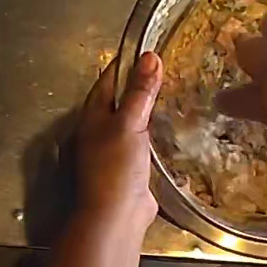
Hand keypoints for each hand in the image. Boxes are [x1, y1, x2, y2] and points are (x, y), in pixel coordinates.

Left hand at [77, 51, 162, 232]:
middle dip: (139, 88)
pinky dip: (156, 137)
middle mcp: (100, 131)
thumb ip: (141, 93)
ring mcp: (115, 151)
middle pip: (120, 102)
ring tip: (172, 99)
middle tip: (165, 74)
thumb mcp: (130, 123)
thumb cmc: (116, 166)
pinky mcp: (131, 169)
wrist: (117, 214)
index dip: (126, 66)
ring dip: (149, 113)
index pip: (109, 81)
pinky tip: (172, 134)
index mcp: (93, 116)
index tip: (147, 52)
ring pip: (133, 124)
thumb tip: (151, 57)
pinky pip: (144, 146)